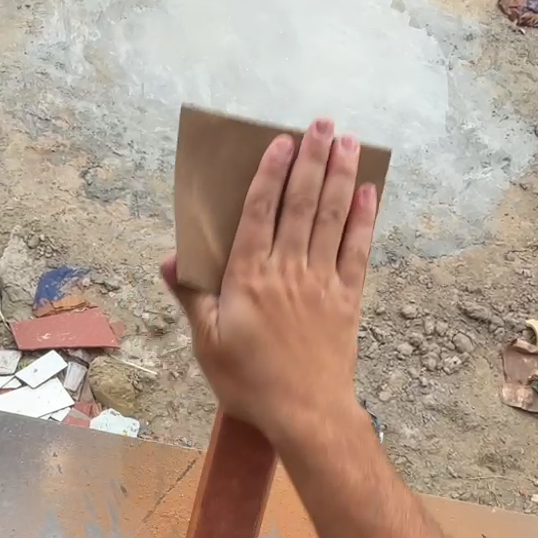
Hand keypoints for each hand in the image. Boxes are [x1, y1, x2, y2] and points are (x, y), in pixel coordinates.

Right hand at [162, 118, 379, 450]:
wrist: (305, 414)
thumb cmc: (249, 383)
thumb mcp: (207, 345)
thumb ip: (192, 297)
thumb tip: (169, 259)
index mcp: (249, 278)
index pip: (259, 212)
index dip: (270, 173)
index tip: (281, 141)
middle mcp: (288, 270)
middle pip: (301, 204)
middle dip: (311, 160)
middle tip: (322, 123)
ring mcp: (322, 283)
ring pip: (331, 218)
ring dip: (340, 176)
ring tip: (347, 141)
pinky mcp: (347, 300)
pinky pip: (357, 250)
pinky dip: (363, 220)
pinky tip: (368, 193)